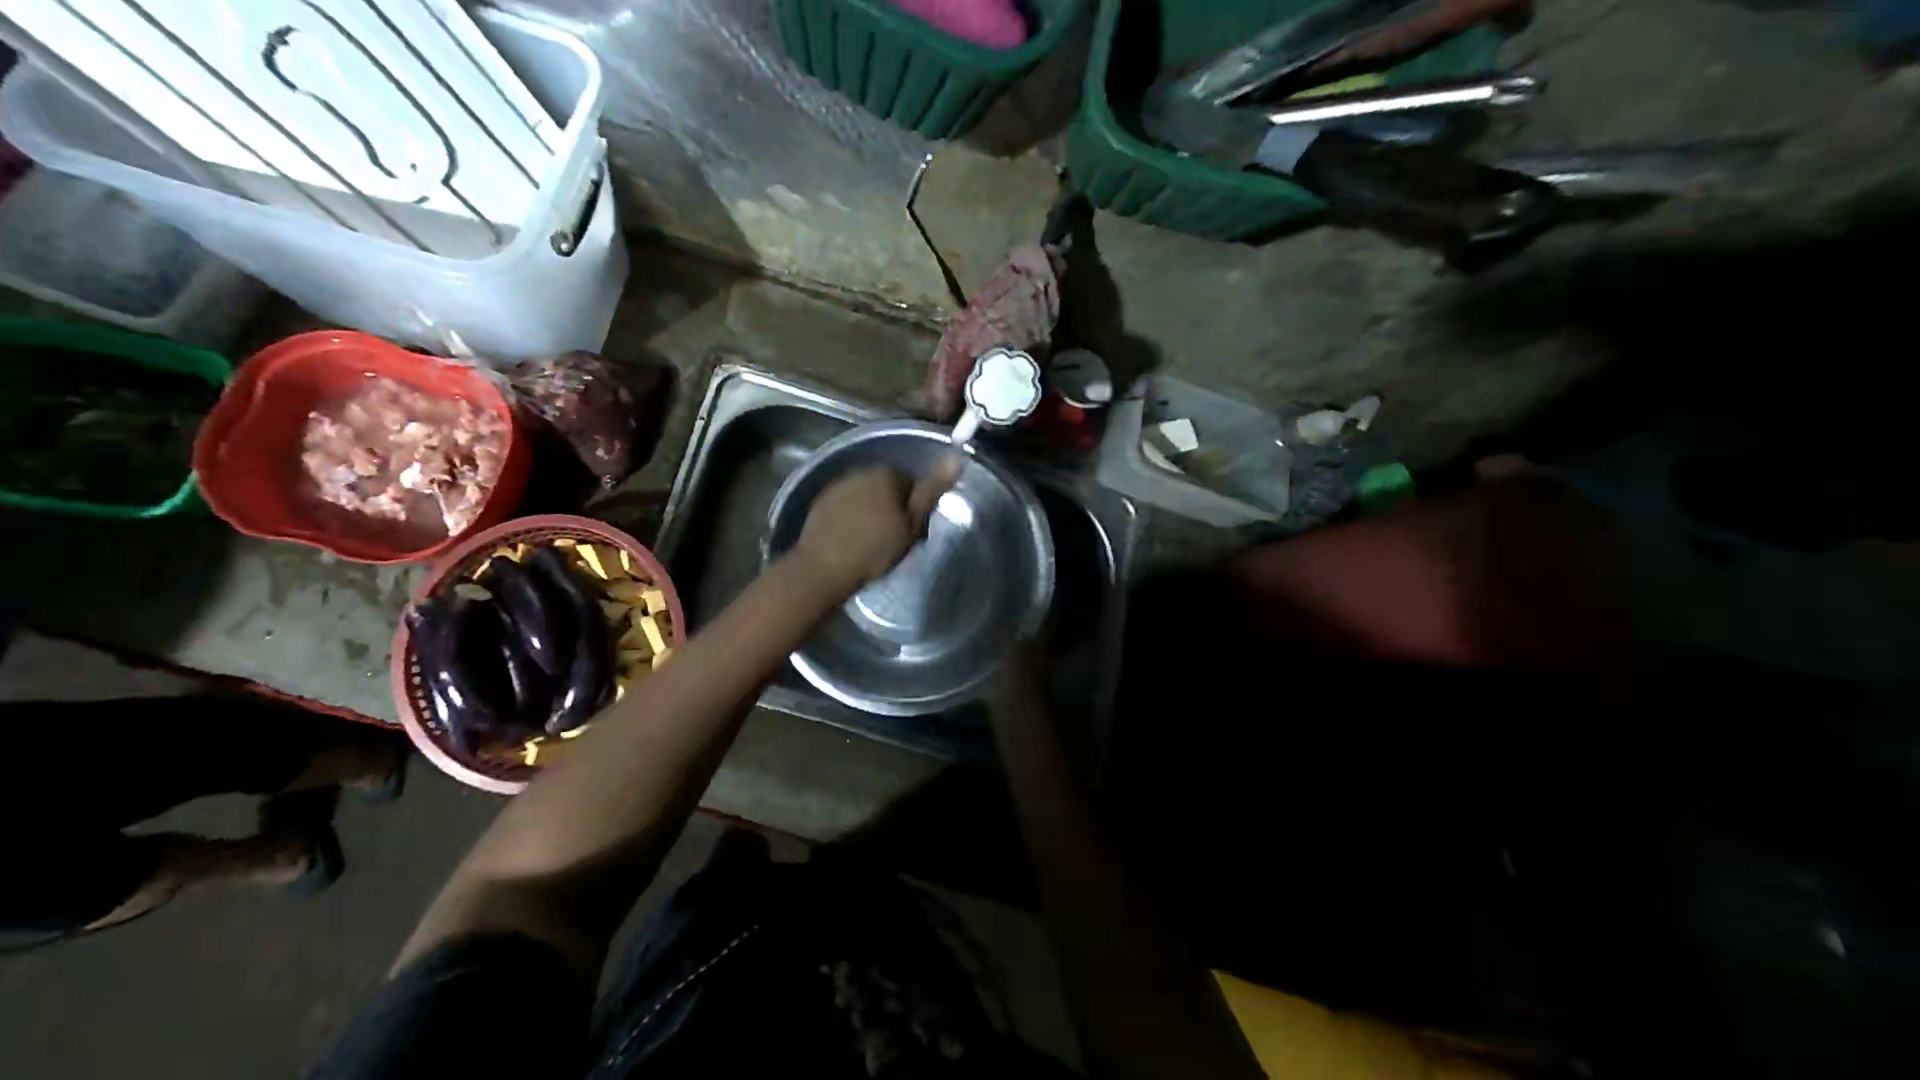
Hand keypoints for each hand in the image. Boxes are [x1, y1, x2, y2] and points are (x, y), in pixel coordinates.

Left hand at [795, 459, 959, 591]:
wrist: (822, 568)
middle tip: (895, 539)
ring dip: (872, 512)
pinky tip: (852, 540)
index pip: (912, 483)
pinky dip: (852, 518)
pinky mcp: (820, 502)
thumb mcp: (912, 525)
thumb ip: (931, 491)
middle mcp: (860, 470)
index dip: (916, 508)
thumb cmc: (874, 548)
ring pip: (866, 495)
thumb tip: (955, 458)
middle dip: (893, 507)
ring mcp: (837, 485)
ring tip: (873, 542)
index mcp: (887, 473)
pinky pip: (846, 506)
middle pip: (888, 487)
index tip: (913, 531)